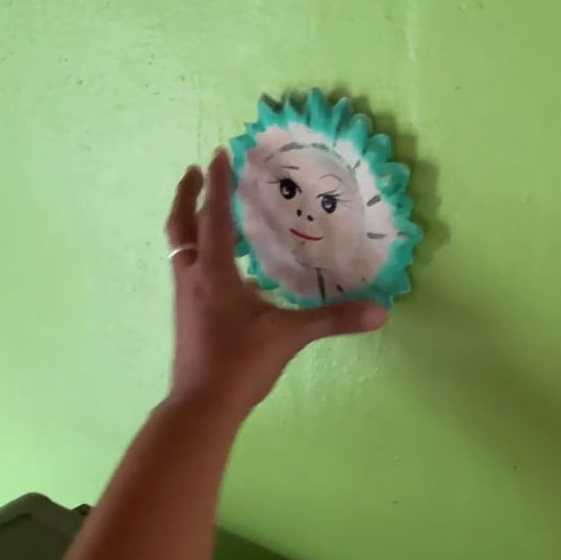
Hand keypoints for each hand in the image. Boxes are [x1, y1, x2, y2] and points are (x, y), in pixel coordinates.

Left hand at [163, 151, 386, 414]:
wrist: (201, 406)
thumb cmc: (240, 365)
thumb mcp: (289, 337)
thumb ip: (333, 320)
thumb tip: (380, 311)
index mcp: (214, 273)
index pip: (214, 217)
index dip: (217, 184)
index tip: (220, 153)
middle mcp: (192, 279)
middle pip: (180, 226)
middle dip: (187, 195)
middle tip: (197, 171)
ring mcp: (185, 299)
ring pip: (180, 249)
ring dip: (189, 222)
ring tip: (205, 210)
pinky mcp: (187, 317)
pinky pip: (188, 270)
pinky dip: (198, 252)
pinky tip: (220, 268)